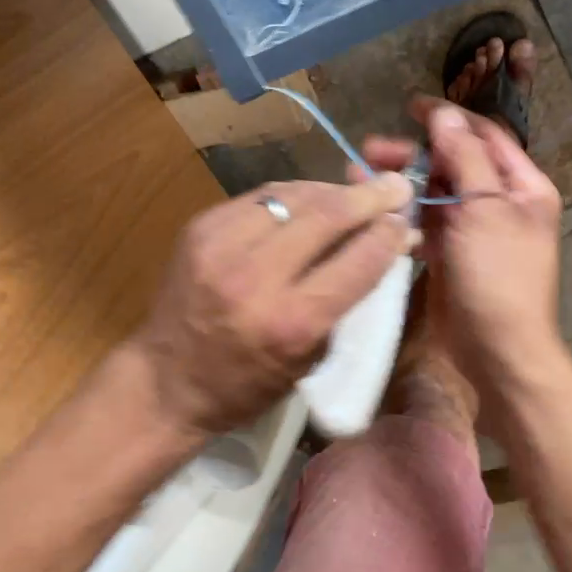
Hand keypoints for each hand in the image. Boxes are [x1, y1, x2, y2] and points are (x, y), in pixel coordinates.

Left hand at [124, 176, 416, 437]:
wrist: (165, 382)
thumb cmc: (248, 385)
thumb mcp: (311, 358)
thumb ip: (348, 299)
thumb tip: (387, 244)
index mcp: (291, 322)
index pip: (358, 261)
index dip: (389, 234)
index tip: (407, 220)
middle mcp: (256, 278)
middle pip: (328, 216)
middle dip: (369, 198)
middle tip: (395, 186)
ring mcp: (222, 246)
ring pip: (294, 195)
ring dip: (333, 190)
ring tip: (356, 191)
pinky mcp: (201, 227)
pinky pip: (262, 197)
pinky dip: (295, 194)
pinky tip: (312, 198)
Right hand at [366, 99, 563, 370]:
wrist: (498, 351)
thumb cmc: (499, 276)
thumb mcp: (485, 209)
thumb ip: (464, 157)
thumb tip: (444, 114)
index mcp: (523, 186)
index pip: (485, 136)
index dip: (449, 118)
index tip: (410, 106)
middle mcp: (500, 201)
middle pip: (454, 161)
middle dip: (415, 151)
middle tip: (371, 148)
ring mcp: (473, 229)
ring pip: (435, 191)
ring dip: (402, 180)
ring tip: (360, 172)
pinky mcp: (449, 253)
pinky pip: (425, 222)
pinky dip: (401, 212)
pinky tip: (373, 207)